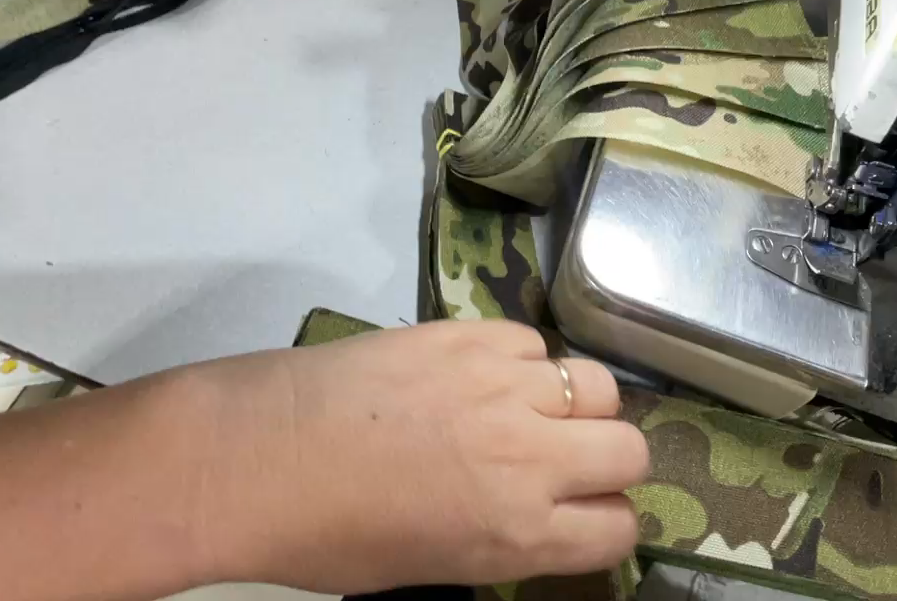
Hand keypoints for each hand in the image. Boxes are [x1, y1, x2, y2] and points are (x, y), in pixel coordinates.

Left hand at [192, 320, 648, 591]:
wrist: (267, 452)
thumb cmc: (336, 533)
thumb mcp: (436, 562)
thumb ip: (508, 533)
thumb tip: (544, 507)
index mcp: (518, 532)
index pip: (618, 527)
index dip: (608, 519)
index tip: (586, 509)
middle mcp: (529, 456)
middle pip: (629, 449)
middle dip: (609, 457)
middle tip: (570, 454)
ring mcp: (504, 385)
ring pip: (596, 383)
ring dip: (577, 400)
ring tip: (536, 405)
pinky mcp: (473, 334)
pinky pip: (533, 342)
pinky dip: (522, 360)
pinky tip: (484, 372)